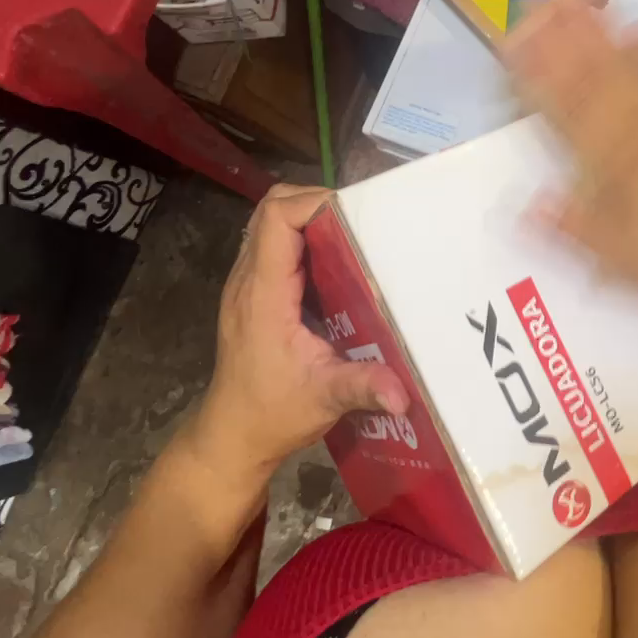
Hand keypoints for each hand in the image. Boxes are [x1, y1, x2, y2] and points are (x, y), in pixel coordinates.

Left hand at [189, 185, 409, 474]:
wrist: (233, 434)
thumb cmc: (273, 412)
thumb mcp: (324, 399)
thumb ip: (362, 387)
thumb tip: (404, 394)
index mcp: (264, 294)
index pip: (276, 219)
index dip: (313, 203)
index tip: (356, 212)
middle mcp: (249, 279)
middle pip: (271, 209)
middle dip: (316, 203)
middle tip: (361, 221)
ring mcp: (248, 284)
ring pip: (271, 223)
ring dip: (311, 219)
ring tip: (354, 236)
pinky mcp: (255, 292)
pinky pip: (275, 244)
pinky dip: (306, 239)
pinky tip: (338, 263)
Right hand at [504, 0, 637, 311]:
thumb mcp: (623, 258)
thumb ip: (575, 228)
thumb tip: (526, 206)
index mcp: (617, 166)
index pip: (568, 112)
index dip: (538, 76)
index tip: (513, 42)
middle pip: (597, 79)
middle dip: (565, 38)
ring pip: (631, 71)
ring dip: (604, 32)